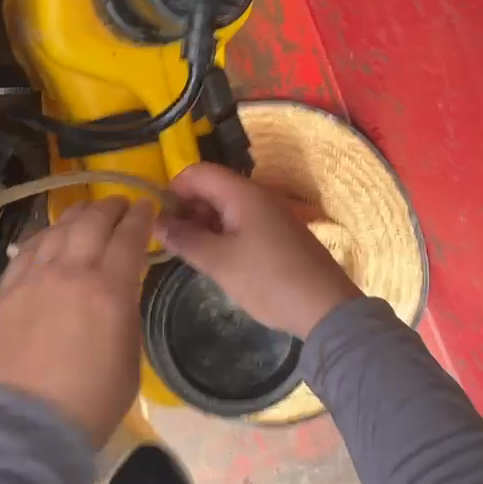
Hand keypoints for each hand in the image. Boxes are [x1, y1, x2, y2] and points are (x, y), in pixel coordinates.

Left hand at [0, 197, 153, 444]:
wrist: (33, 423)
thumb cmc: (94, 399)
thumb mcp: (130, 353)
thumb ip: (127, 307)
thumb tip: (123, 281)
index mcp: (108, 289)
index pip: (128, 237)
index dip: (140, 217)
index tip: (147, 206)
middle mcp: (70, 271)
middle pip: (92, 222)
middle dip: (111, 207)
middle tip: (120, 204)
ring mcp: (34, 276)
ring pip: (57, 228)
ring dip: (77, 215)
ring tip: (87, 212)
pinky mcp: (8, 288)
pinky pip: (28, 249)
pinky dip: (44, 236)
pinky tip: (50, 235)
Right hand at [156, 162, 361, 337]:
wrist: (328, 310)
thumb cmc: (269, 281)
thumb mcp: (219, 262)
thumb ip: (184, 238)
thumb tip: (154, 221)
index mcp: (242, 193)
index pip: (197, 172)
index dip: (174, 190)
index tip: (161, 219)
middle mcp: (257, 195)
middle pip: (211, 187)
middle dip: (188, 209)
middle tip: (175, 241)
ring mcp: (271, 214)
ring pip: (226, 206)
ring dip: (205, 224)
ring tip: (194, 254)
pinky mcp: (279, 233)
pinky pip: (242, 221)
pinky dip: (224, 234)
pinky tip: (220, 260)